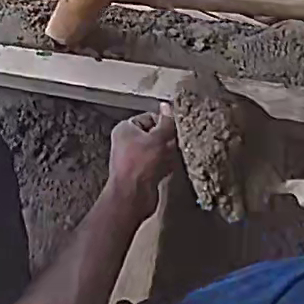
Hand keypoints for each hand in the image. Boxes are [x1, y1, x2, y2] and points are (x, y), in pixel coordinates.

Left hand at [107, 104, 177, 219]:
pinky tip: (170, 169)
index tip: (175, 129)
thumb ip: (166, 122)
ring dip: (169, 153)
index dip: (163, 123)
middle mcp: (127, 142)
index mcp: (125, 129)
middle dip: (168, 140)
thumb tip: (167, 106)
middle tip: (177, 144)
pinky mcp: (141, 173)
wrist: (133, 197)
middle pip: (155, 135)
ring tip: (174, 158)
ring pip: (158, 150)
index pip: (149, 117)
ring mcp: (134, 158)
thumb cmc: (141, 165)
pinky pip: (158, 164)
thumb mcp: (158, 138)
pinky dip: (166, 165)